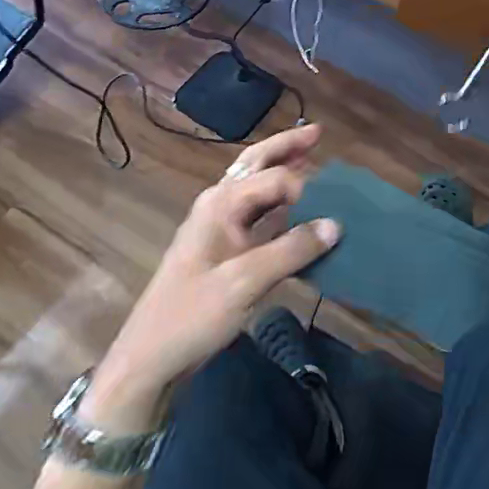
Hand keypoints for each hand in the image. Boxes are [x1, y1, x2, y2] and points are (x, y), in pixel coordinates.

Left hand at [86, 125, 339, 432]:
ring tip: (312, 161)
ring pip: (256, 189)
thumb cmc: (193, 314)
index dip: (306, 188)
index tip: (336, 210)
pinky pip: (258, 219)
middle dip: (286, 149)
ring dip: (282, 174)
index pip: (274, 178)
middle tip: (318, 133)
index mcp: (220, 203)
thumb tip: (336, 224)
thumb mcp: (245, 282)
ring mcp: (220, 228)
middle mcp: (219, 206)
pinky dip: (279, 210)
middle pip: (256, 166)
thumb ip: (291, 250)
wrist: (153, 355)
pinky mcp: (225, 252)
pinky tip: (300, 215)